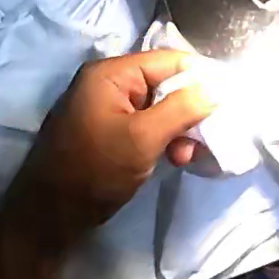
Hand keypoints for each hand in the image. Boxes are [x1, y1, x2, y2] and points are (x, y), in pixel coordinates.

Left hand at [4, 50, 215, 258]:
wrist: (50, 217)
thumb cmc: (94, 170)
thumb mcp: (143, 138)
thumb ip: (182, 109)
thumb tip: (216, 89)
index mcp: (111, 74)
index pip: (168, 61)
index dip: (201, 77)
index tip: (229, 100)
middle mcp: (109, 83)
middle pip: (166, 84)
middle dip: (191, 110)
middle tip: (207, 137)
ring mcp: (108, 108)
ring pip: (160, 107)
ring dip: (180, 129)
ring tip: (187, 156)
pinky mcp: (111, 131)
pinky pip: (148, 124)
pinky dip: (165, 139)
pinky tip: (176, 158)